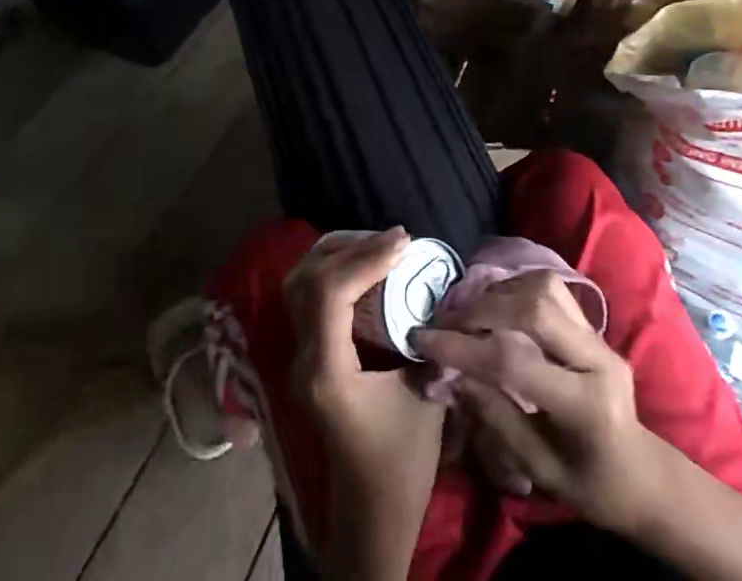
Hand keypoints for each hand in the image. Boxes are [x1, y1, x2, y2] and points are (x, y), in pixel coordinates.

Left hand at [285, 228, 444, 577]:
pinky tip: (363, 266)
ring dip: (335, 255)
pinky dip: (332, 272)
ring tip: (377, 243)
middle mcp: (302, 358)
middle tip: (392, 237)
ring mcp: (297, 356)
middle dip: (348, 248)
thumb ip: (430, 343)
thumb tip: (444, 293)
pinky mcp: (305, 355)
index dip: (365, 259)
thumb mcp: (427, 399)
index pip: (329, 295)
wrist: (373, 503)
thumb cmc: (403, 459)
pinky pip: (308, 299)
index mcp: (326, 372)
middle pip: (304, 281)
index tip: (404, 242)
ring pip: (298, 286)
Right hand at [414, 271, 664, 535]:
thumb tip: (453, 373)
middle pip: (534, 307)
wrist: (643, 474)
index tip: (422, 341)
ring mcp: (599, 336)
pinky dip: (514, 289)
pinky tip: (494, 308)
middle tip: (445, 323)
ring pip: (543, 286)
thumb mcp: (538, 467)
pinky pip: (549, 288)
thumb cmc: (589, 483)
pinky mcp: (593, 325)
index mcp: (586, 405)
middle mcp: (597, 359)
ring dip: (498, 293)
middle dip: (480, 309)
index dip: (462, 348)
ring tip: (468, 314)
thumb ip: (495, 415)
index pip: (514, 361)